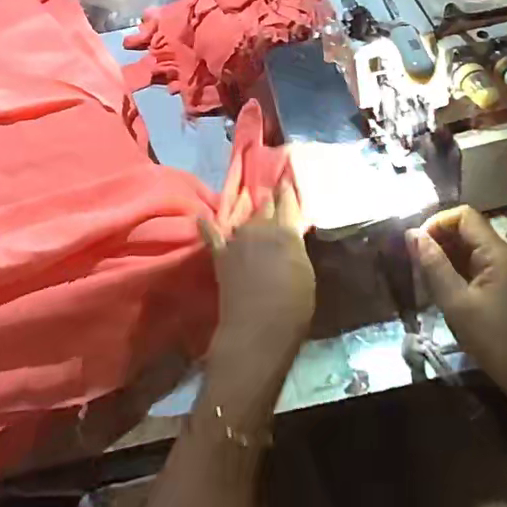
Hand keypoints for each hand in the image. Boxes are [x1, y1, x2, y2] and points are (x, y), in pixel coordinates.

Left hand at [200, 180, 313, 401]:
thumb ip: (295, 246)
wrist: (256, 330)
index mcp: (285, 231)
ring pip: (242, 218)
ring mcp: (237, 242)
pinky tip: (201, 216)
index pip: (288, 202)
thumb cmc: (293, 305)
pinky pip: (212, 237)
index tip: (287, 176)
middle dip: (269, 197)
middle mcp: (259, 229)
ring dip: (246, 208)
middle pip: (265, 206)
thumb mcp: (305, 271)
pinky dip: (207, 227)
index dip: (288, 189)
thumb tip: (291, 233)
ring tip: (248, 197)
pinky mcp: (220, 257)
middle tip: (272, 187)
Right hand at [410, 206, 506, 398]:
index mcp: (498, 253)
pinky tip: (443, 286)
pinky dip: (458, 268)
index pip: (464, 216)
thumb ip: (434, 265)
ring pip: (472, 247)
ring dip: (447, 254)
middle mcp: (506, 254)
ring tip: (425, 274)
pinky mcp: (506, 286)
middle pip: (468, 229)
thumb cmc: (493, 339)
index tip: (417, 245)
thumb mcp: (456, 303)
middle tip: (417, 260)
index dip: (437, 223)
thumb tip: (412, 234)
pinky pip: (478, 264)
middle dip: (440, 238)